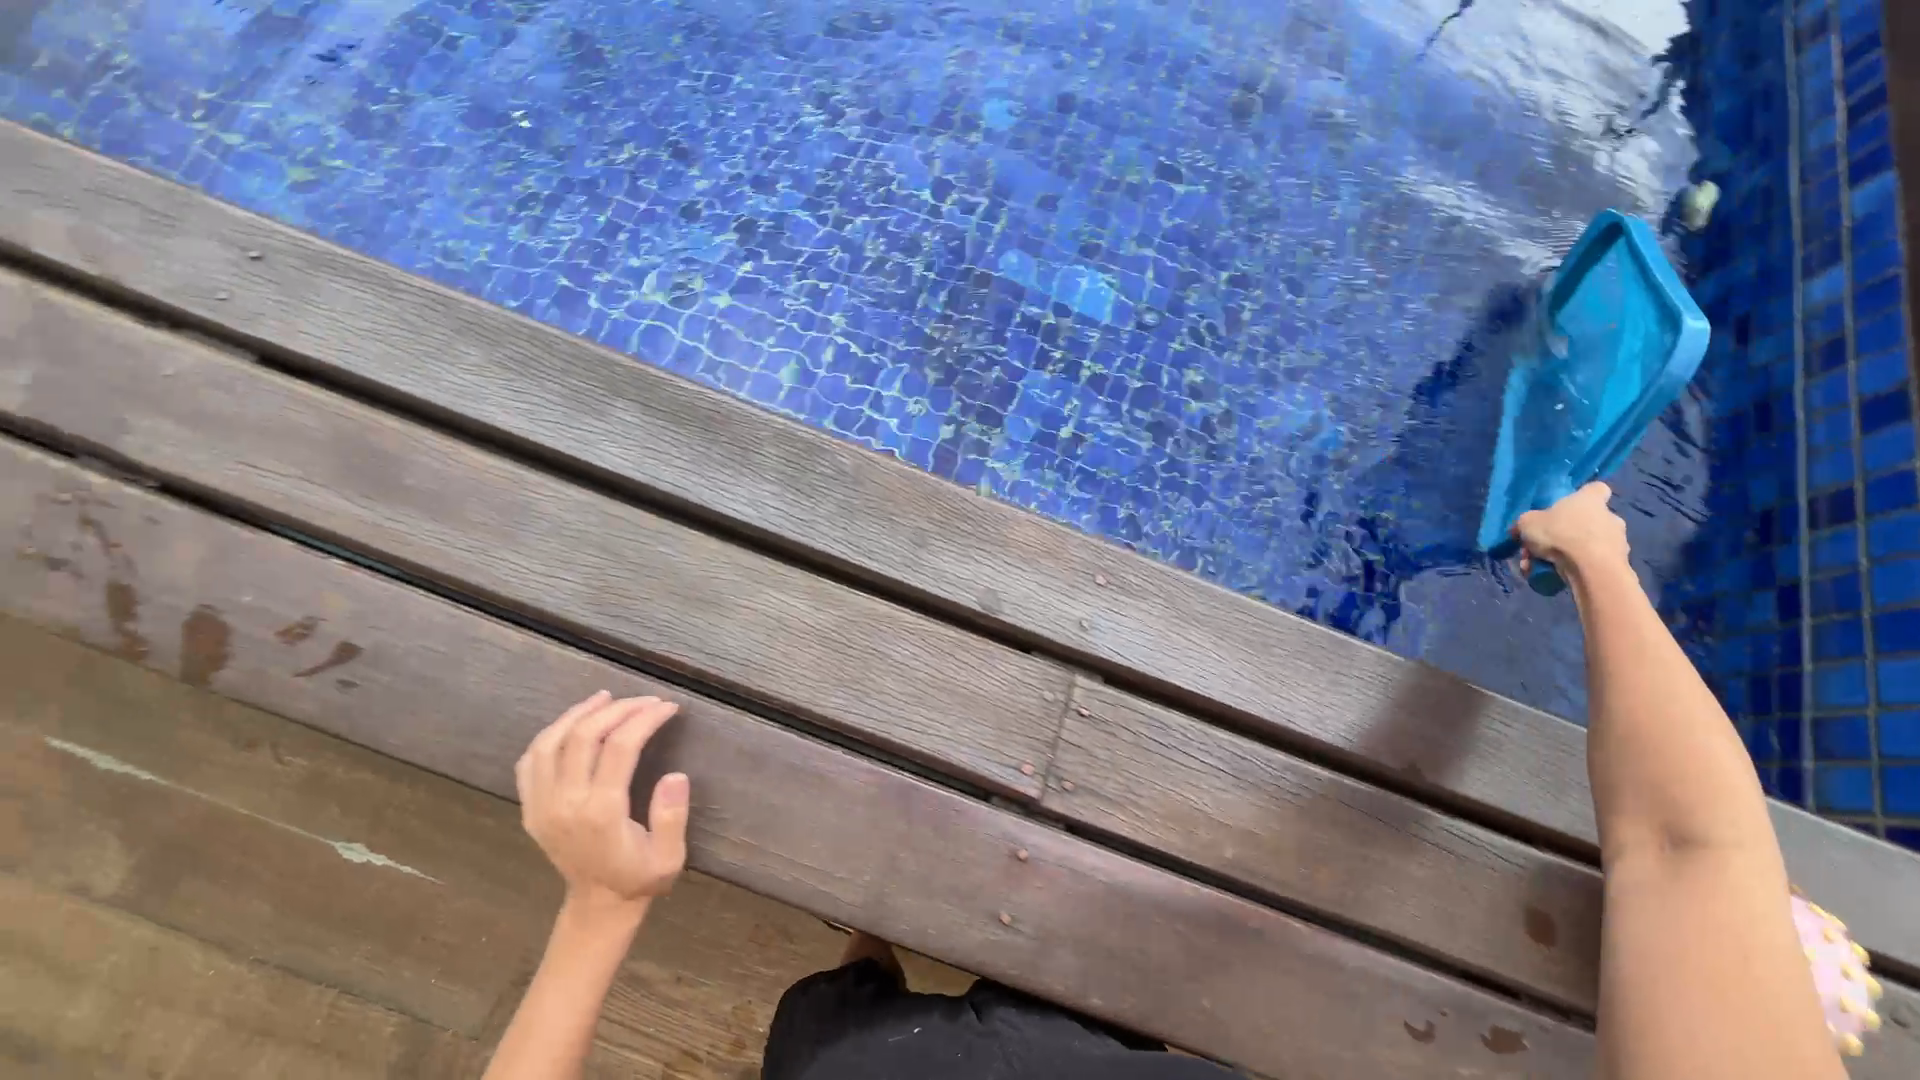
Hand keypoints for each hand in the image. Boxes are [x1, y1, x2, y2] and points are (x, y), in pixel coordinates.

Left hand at [515, 692, 690, 915]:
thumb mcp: (669, 857)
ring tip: (606, 698)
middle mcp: (565, 804)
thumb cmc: (639, 878)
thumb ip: (672, 817)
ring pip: (550, 742)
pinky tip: (572, 725)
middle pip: (583, 735)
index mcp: (601, 813)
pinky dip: (550, 734)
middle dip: (618, 708)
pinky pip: (530, 761)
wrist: (598, 906)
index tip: (668, 707)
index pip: (620, 746)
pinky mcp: (531, 808)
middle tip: (646, 700)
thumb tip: (676, 775)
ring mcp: (541, 805)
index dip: (645, 718)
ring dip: (579, 713)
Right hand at [1513, 481, 1629, 576]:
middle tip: (1543, 546)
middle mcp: (1609, 515)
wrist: (1591, 567)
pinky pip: (1591, 561)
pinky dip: (1575, 567)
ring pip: (1587, 543)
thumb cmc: (1560, 533)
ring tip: (1540, 566)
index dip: (1582, 496)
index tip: (1566, 507)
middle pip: (1588, 520)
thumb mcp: (1527, 523)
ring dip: (1567, 553)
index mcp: (1590, 499)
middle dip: (1568, 532)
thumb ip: (1526, 522)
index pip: (1596, 488)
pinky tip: (1554, 574)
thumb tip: (1522, 528)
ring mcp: (1618, 539)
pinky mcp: (1618, 561)